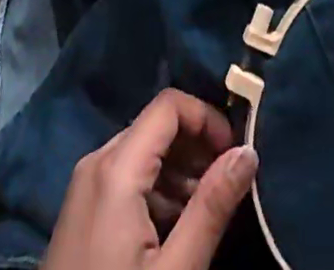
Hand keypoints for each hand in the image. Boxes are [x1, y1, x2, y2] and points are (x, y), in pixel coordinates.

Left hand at [45, 89, 258, 269]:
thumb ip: (212, 206)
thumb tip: (249, 152)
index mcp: (116, 168)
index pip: (169, 106)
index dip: (208, 118)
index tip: (236, 153)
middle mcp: (97, 162)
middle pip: (157, 126)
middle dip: (199, 147)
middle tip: (228, 185)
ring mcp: (86, 185)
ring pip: (144, 151)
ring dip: (182, 170)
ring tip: (207, 210)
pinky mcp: (83, 208)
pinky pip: (128, 176)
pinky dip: (159, 187)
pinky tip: (177, 226)